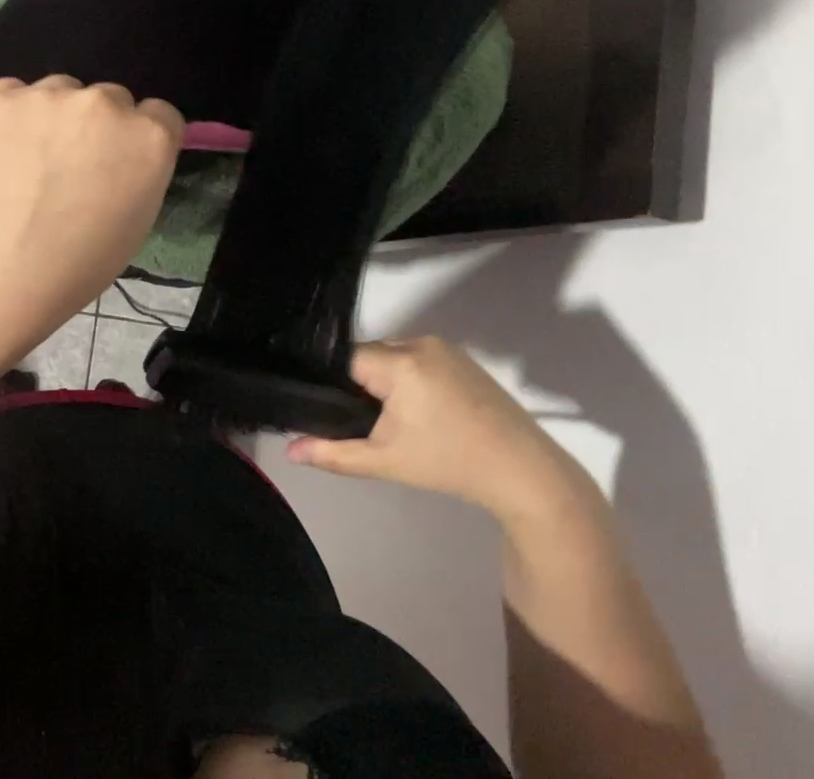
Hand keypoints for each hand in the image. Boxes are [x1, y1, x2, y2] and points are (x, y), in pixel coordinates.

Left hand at [0, 75, 182, 353]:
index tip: (120, 164)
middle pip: (110, 99)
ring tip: (26, 164)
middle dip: (96, 127)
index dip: (140, 140)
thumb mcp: (133, 227)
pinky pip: (11, 96)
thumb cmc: (72, 269)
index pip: (160, 114)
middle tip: (70, 167)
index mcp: (149, 139)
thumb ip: (137, 177)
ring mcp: (47, 95)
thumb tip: (120, 163)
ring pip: (59, 93)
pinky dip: (7, 118)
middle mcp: (104, 104)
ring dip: (52, 118)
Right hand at [285, 338, 598, 526]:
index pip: (344, 358)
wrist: (523, 471)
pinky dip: (406, 378)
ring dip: (382, 380)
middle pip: (368, 354)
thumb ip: (332, 453)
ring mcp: (445, 348)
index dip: (330, 382)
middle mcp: (421, 343)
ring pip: (391, 356)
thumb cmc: (448, 463)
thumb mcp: (383, 461)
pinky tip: (413, 411)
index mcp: (400, 363)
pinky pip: (416, 358)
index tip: (326, 409)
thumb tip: (290, 452)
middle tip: (355, 421)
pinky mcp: (462, 358)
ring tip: (383, 418)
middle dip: (357, 383)